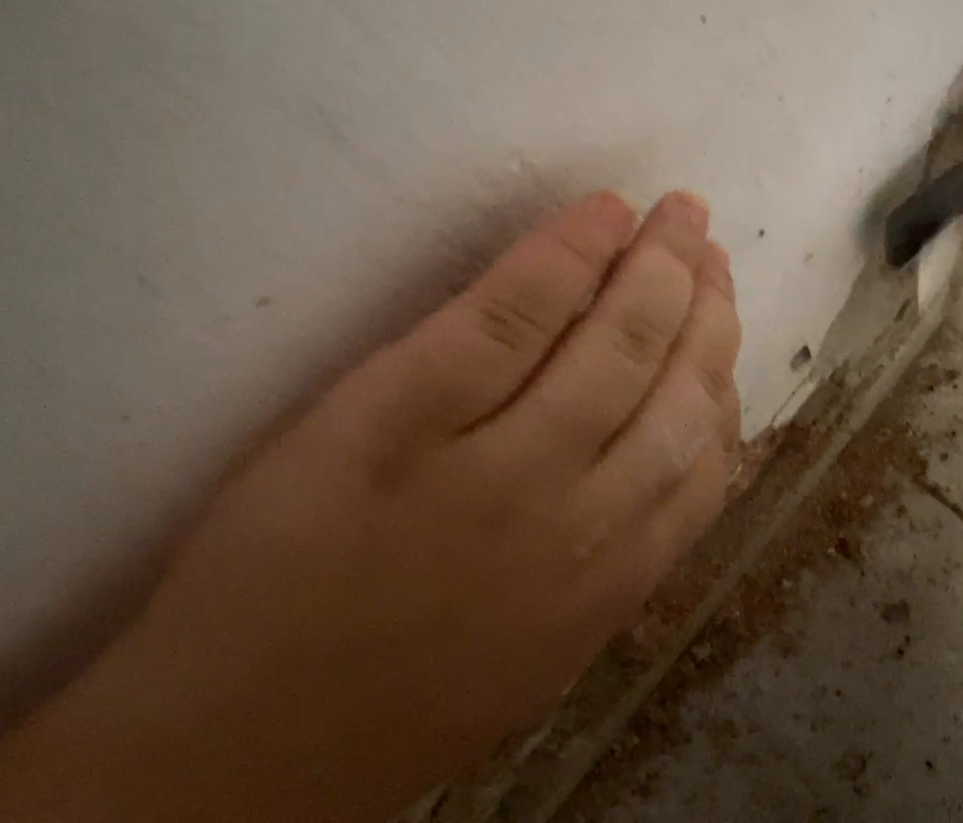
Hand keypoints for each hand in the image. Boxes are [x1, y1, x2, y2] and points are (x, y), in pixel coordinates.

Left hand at [0, 191, 740, 822]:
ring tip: (676, 216)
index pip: (707, 453)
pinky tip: (601, 214)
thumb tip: (682, 459)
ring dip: (659, 266)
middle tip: (706, 237)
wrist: (237, 748)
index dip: (724, 370)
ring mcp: (494, 467)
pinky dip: (565, 255)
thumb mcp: (553, 646)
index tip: (724, 319)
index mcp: (617, 579)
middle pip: (675, 382)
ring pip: (614, 342)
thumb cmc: (402, 701)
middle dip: (704, 297)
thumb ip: (627, 556)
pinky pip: (509, 318)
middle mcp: (580, 518)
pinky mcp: (398, 415)